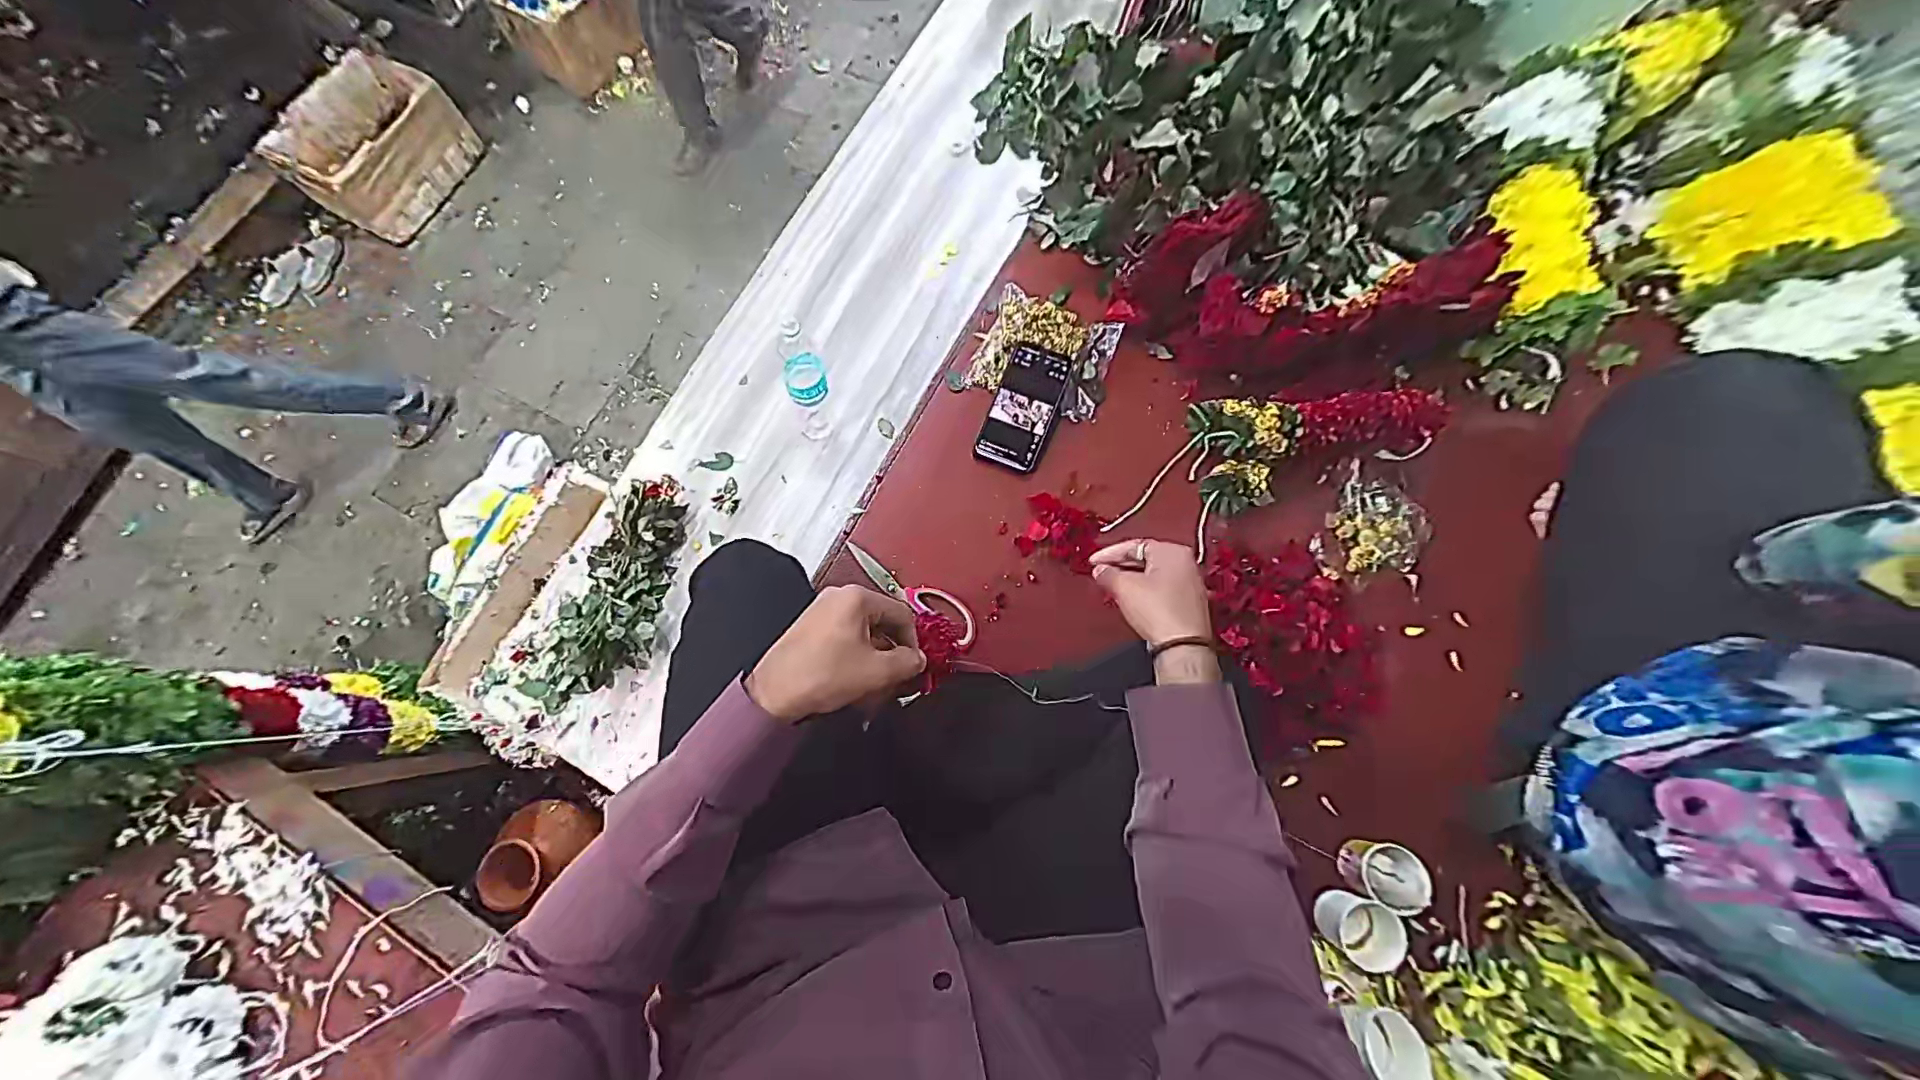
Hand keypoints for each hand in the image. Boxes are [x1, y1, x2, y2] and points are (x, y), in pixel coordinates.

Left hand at [745, 585, 925, 721]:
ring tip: (874, 683)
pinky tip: (854, 679)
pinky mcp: (812, 627)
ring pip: (865, 631)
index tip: (913, 663)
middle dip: (893, 651)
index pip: (902, 613)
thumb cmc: (819, 676)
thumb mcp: (876, 672)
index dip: (913, 641)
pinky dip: (856, 655)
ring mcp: (823, 611)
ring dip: (875, 656)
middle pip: (883, 621)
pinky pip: (846, 637)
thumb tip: (918, 659)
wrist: (773, 693)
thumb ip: (907, 662)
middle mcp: (839, 597)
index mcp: (856, 598)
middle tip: (896, 675)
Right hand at [1090, 538, 1219, 684]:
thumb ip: (1108, 574)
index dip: (1110, 553)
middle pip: (1145, 558)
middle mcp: (1185, 562)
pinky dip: (1145, 589)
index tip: (1095, 561)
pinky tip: (1133, 599)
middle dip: (1120, 566)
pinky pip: (1162, 587)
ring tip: (1113, 586)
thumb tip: (1101, 570)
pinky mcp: (1190, 601)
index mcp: (1171, 551)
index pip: (1134, 545)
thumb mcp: (1124, 587)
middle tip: (1101, 572)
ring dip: (1132, 578)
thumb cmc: (1159, 611)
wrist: (1183, 644)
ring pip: (1153, 573)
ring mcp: (1190, 582)